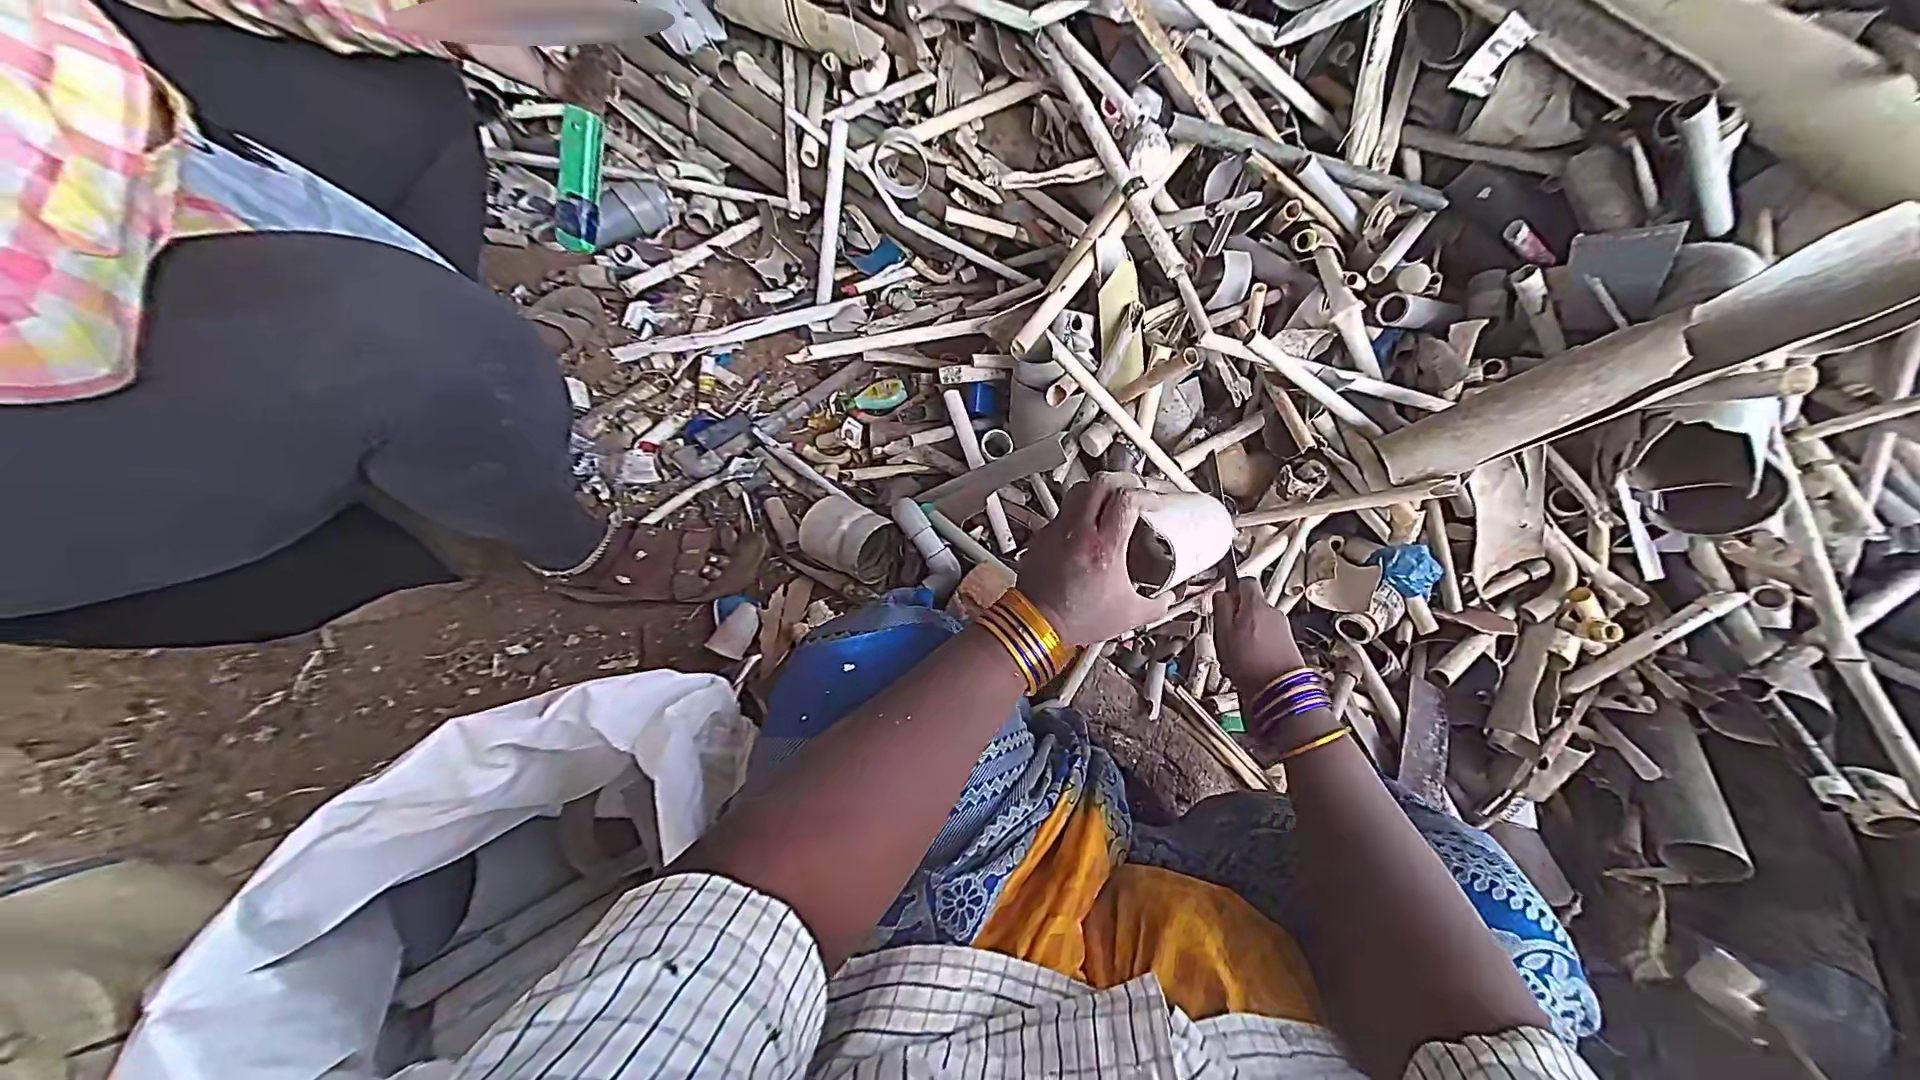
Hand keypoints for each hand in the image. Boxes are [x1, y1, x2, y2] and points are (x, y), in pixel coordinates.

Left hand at [1017, 474, 1171, 644]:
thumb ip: (1156, 605)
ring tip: (1110, 500)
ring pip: (1077, 491)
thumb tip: (1167, 599)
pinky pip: (1062, 513)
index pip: (1127, 498)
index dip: (1146, 493)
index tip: (1154, 502)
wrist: (1037, 624)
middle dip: (1122, 479)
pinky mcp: (1042, 537)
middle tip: (1133, 488)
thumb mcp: (1129, 615)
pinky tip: (1086, 526)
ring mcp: (1057, 531)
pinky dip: (1077, 512)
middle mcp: (1078, 533)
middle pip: (1100, 483)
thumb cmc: (1075, 619)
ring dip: (1097, 490)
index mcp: (1104, 547)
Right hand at [1212, 577, 1305, 691]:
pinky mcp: (1288, 644)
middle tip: (1226, 628)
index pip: (1245, 581)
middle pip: (1253, 602)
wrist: (1278, 690)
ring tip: (1236, 648)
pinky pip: (1268, 635)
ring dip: (1247, 629)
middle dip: (1238, 613)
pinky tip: (1247, 658)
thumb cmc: (1251, 664)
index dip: (1232, 588)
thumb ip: (1221, 608)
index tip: (1224, 599)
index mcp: (1256, 605)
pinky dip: (1257, 642)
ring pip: (1260, 620)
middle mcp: (1274, 613)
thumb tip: (1221, 595)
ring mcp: (1283, 629)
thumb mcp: (1223, 633)